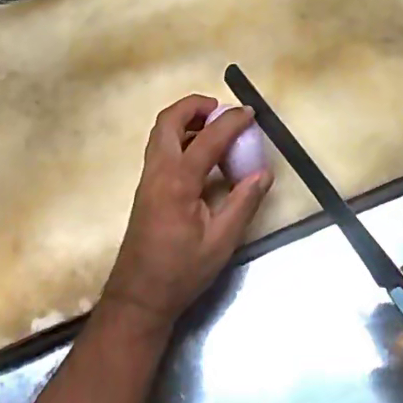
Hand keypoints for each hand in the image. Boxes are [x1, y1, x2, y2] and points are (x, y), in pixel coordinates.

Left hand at [102, 94, 273, 331]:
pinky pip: (161, 147)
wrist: (139, 296)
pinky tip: (202, 153)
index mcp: (178, 181)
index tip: (250, 113)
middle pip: (169, 120)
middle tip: (222, 110)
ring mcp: (148, 177)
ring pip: (161, 131)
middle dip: (195, 105)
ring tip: (215, 127)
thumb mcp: (221, 242)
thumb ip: (243, 203)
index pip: (208, 138)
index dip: (231, 121)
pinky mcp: (147, 186)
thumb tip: (264, 173)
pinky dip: (180, 136)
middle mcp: (158, 170)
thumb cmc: (181, 272)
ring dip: (186, 119)